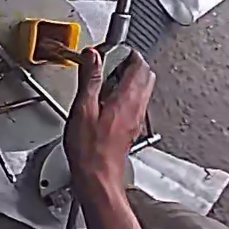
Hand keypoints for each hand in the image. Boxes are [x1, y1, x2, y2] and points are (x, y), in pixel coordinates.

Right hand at [64, 46, 155, 198]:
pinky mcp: (131, 127)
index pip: (138, 65)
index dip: (126, 52)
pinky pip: (134, 102)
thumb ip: (90, 79)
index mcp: (127, 99)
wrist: (97, 178)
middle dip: (130, 62)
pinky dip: (124, 93)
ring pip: (142, 88)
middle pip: (145, 75)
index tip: (110, 50)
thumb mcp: (83, 109)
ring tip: (104, 78)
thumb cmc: (89, 150)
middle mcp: (137, 107)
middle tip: (109, 61)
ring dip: (128, 78)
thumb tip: (93, 56)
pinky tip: (105, 99)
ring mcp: (136, 118)